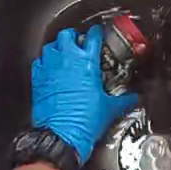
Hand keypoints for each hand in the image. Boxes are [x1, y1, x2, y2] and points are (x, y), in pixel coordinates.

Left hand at [32, 26, 136, 163]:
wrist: (61, 136)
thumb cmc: (84, 121)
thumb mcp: (109, 109)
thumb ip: (123, 100)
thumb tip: (133, 98)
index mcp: (87, 63)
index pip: (93, 37)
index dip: (96, 33)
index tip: (98, 33)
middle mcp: (67, 60)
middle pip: (67, 35)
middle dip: (73, 36)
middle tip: (80, 42)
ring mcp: (50, 68)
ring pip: (50, 46)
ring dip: (58, 47)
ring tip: (64, 54)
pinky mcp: (37, 80)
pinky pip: (39, 62)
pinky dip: (44, 62)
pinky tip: (51, 69)